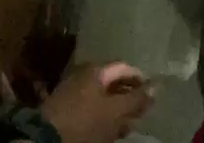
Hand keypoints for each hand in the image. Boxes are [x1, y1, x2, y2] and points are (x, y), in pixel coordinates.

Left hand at [40, 62, 154, 142]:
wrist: (45, 140)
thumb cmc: (85, 121)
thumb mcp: (114, 112)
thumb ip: (136, 99)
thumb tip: (158, 85)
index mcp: (96, 69)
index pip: (124, 68)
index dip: (140, 79)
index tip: (150, 94)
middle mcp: (83, 74)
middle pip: (112, 83)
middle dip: (128, 97)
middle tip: (140, 112)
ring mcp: (72, 90)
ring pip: (101, 97)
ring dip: (116, 110)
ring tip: (127, 125)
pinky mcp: (64, 108)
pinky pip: (89, 108)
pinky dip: (102, 116)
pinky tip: (109, 130)